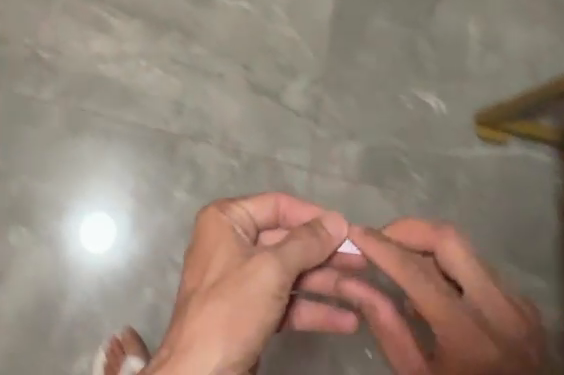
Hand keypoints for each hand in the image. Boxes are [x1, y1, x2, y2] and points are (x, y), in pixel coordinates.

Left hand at [147, 193, 362, 374]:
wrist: (200, 374)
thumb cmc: (231, 309)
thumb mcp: (271, 269)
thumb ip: (306, 243)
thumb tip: (337, 220)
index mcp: (226, 220)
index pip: (277, 206)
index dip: (314, 216)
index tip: (349, 229)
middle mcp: (232, 243)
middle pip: (288, 241)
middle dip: (325, 253)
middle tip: (363, 261)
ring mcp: (242, 280)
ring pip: (291, 273)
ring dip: (326, 283)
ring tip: (363, 290)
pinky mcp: (251, 314)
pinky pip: (287, 303)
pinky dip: (314, 310)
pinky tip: (347, 320)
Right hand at [335, 219, 545, 374]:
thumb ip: (387, 328)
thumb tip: (353, 282)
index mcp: (468, 335)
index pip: (416, 271)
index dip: (380, 247)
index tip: (354, 232)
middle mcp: (499, 309)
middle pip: (448, 239)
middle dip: (408, 231)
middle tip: (381, 240)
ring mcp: (518, 304)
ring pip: (467, 249)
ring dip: (429, 247)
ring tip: (403, 264)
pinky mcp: (526, 305)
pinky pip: (481, 269)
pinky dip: (452, 267)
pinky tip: (436, 289)